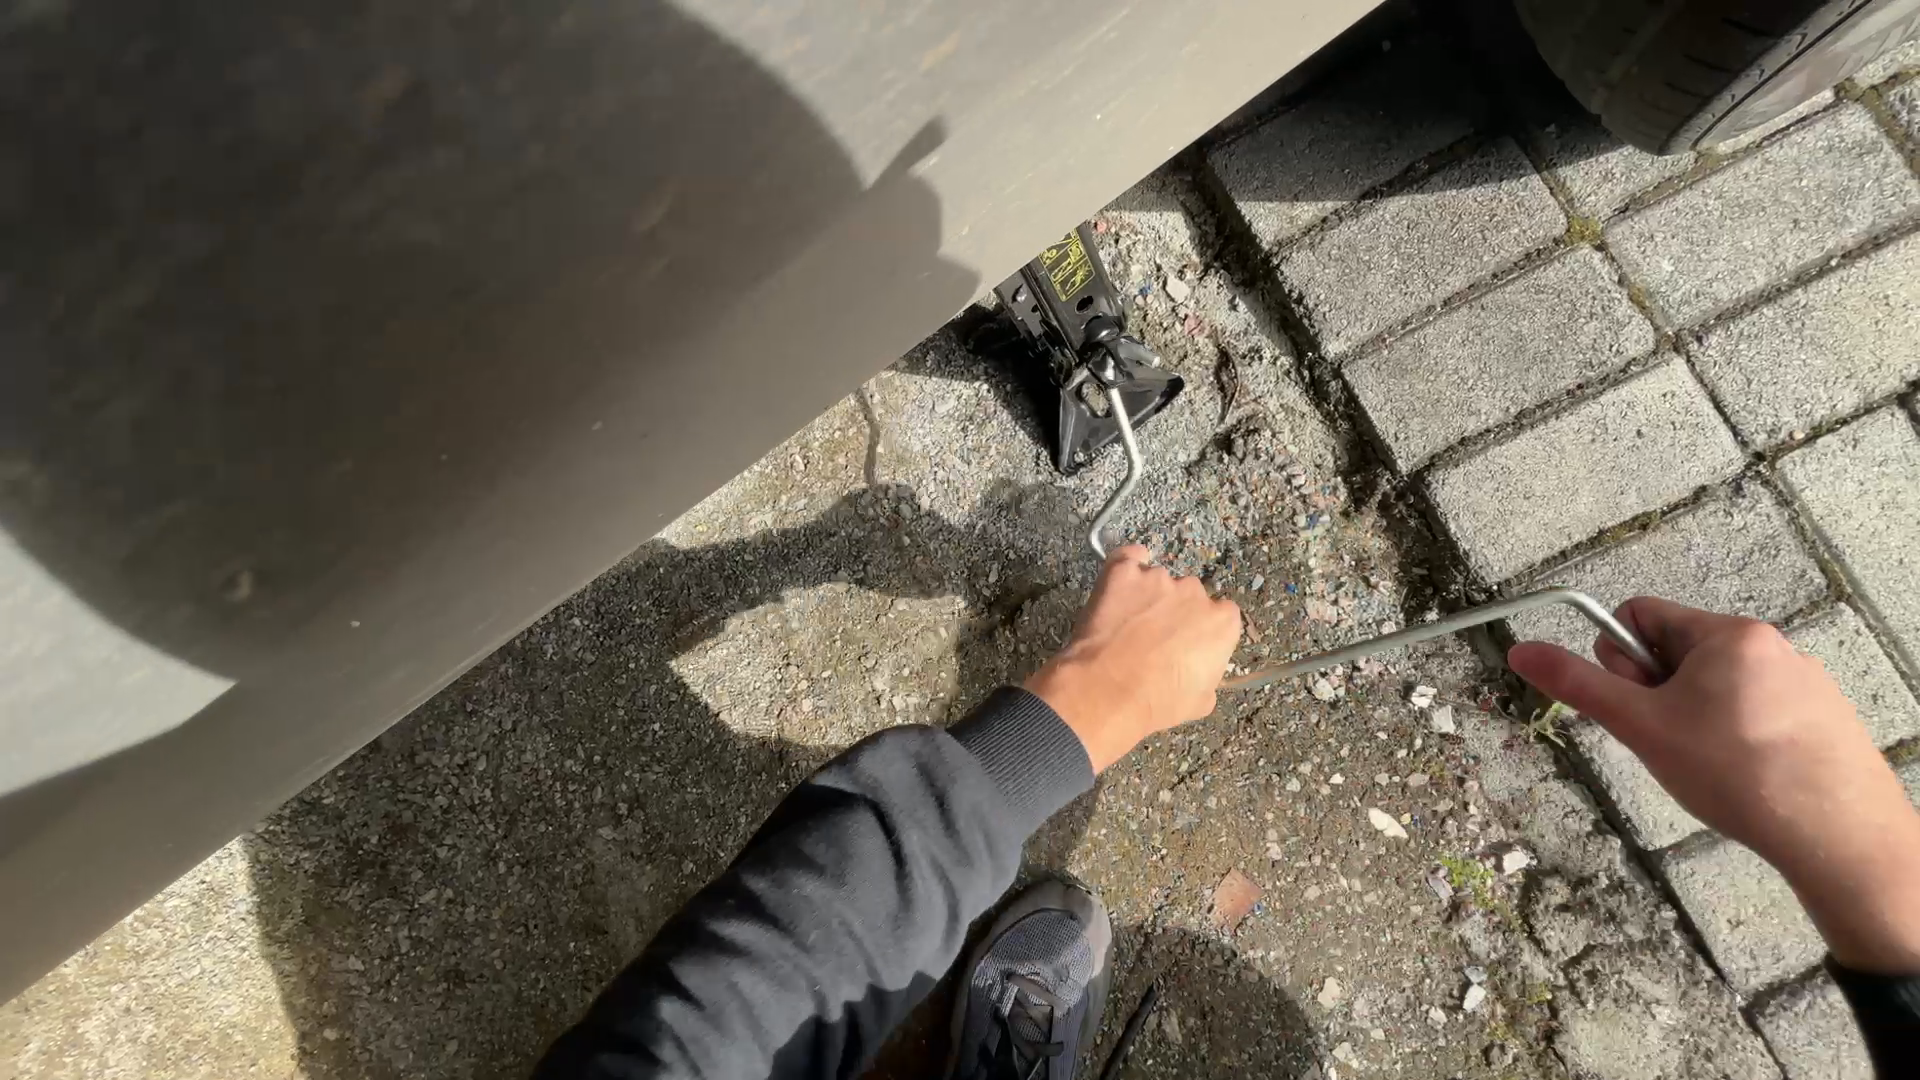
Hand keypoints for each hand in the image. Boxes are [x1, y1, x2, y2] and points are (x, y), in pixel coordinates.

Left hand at [1024, 545, 1241, 772]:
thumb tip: (1201, 672)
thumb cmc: (1157, 700)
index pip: (1220, 615)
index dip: (1200, 630)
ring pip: (1156, 580)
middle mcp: (1194, 592)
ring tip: (1124, 623)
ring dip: (1145, 595)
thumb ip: (1209, 674)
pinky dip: (1126, 564)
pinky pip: (1128, 557)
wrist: (1108, 688)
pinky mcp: (1123, 571)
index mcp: (1222, 622)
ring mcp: (1158, 578)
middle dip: (1172, 612)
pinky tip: (1119, 581)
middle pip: (1188, 594)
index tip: (1186, 643)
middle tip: (1151, 636)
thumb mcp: (1200, 701)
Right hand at [1509, 597, 1919, 972]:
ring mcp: (1805, 682)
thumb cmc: (1735, 772)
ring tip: (1704, 758)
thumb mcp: (1637, 724)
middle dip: (1651, 689)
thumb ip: (1574, 681)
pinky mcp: (1824, 718)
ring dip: (1684, 712)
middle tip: (1667, 734)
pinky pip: (1745, 705)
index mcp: (1730, 634)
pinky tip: (1739, 769)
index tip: (1637, 701)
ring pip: (1705, 682)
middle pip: (1669, 649)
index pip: (1635, 615)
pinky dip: (1726, 730)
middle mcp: (1772, 646)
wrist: (1846, 846)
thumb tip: (1520, 650)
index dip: (1617, 657)